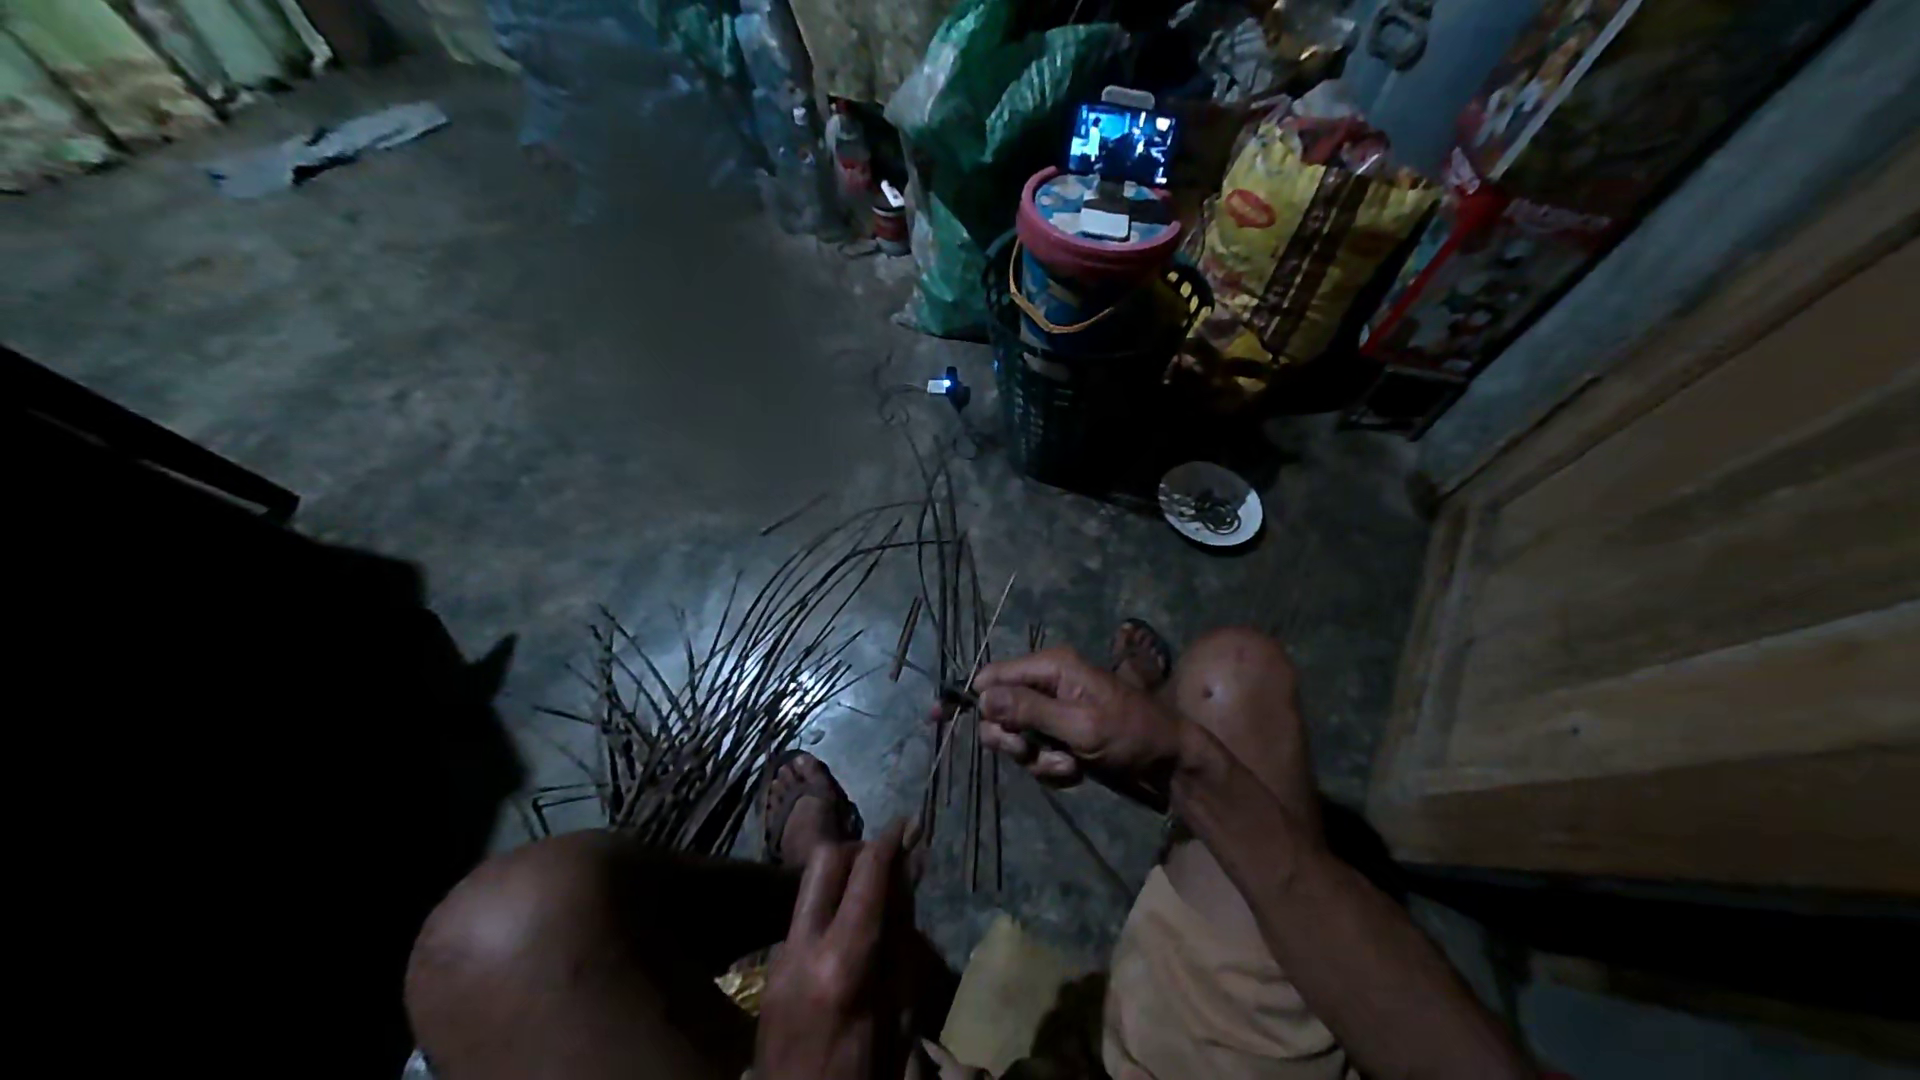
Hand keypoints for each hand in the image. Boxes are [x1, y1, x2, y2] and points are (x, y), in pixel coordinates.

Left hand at [755, 820, 910, 1079]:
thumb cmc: (864, 1075)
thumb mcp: (898, 1014)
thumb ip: (902, 942)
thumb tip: (908, 881)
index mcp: (841, 963)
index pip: (866, 875)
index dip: (890, 841)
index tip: (909, 822)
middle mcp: (802, 946)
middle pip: (825, 860)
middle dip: (858, 848)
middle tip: (887, 859)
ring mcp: (780, 955)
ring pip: (810, 883)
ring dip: (843, 873)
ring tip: (873, 888)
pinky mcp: (771, 966)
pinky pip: (804, 911)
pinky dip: (831, 901)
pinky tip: (851, 923)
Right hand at [972, 647, 1185, 787]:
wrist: (1169, 763)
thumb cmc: (1130, 734)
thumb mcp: (1079, 725)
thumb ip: (1029, 711)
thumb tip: (981, 697)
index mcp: (1051, 667)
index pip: (993, 676)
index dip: (967, 697)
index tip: (937, 718)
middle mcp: (1047, 685)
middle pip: (998, 711)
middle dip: (1012, 739)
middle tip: (1030, 752)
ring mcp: (1053, 713)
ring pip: (1016, 738)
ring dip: (1036, 759)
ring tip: (1067, 765)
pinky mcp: (1059, 737)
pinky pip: (1035, 755)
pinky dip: (1050, 769)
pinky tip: (1076, 772)